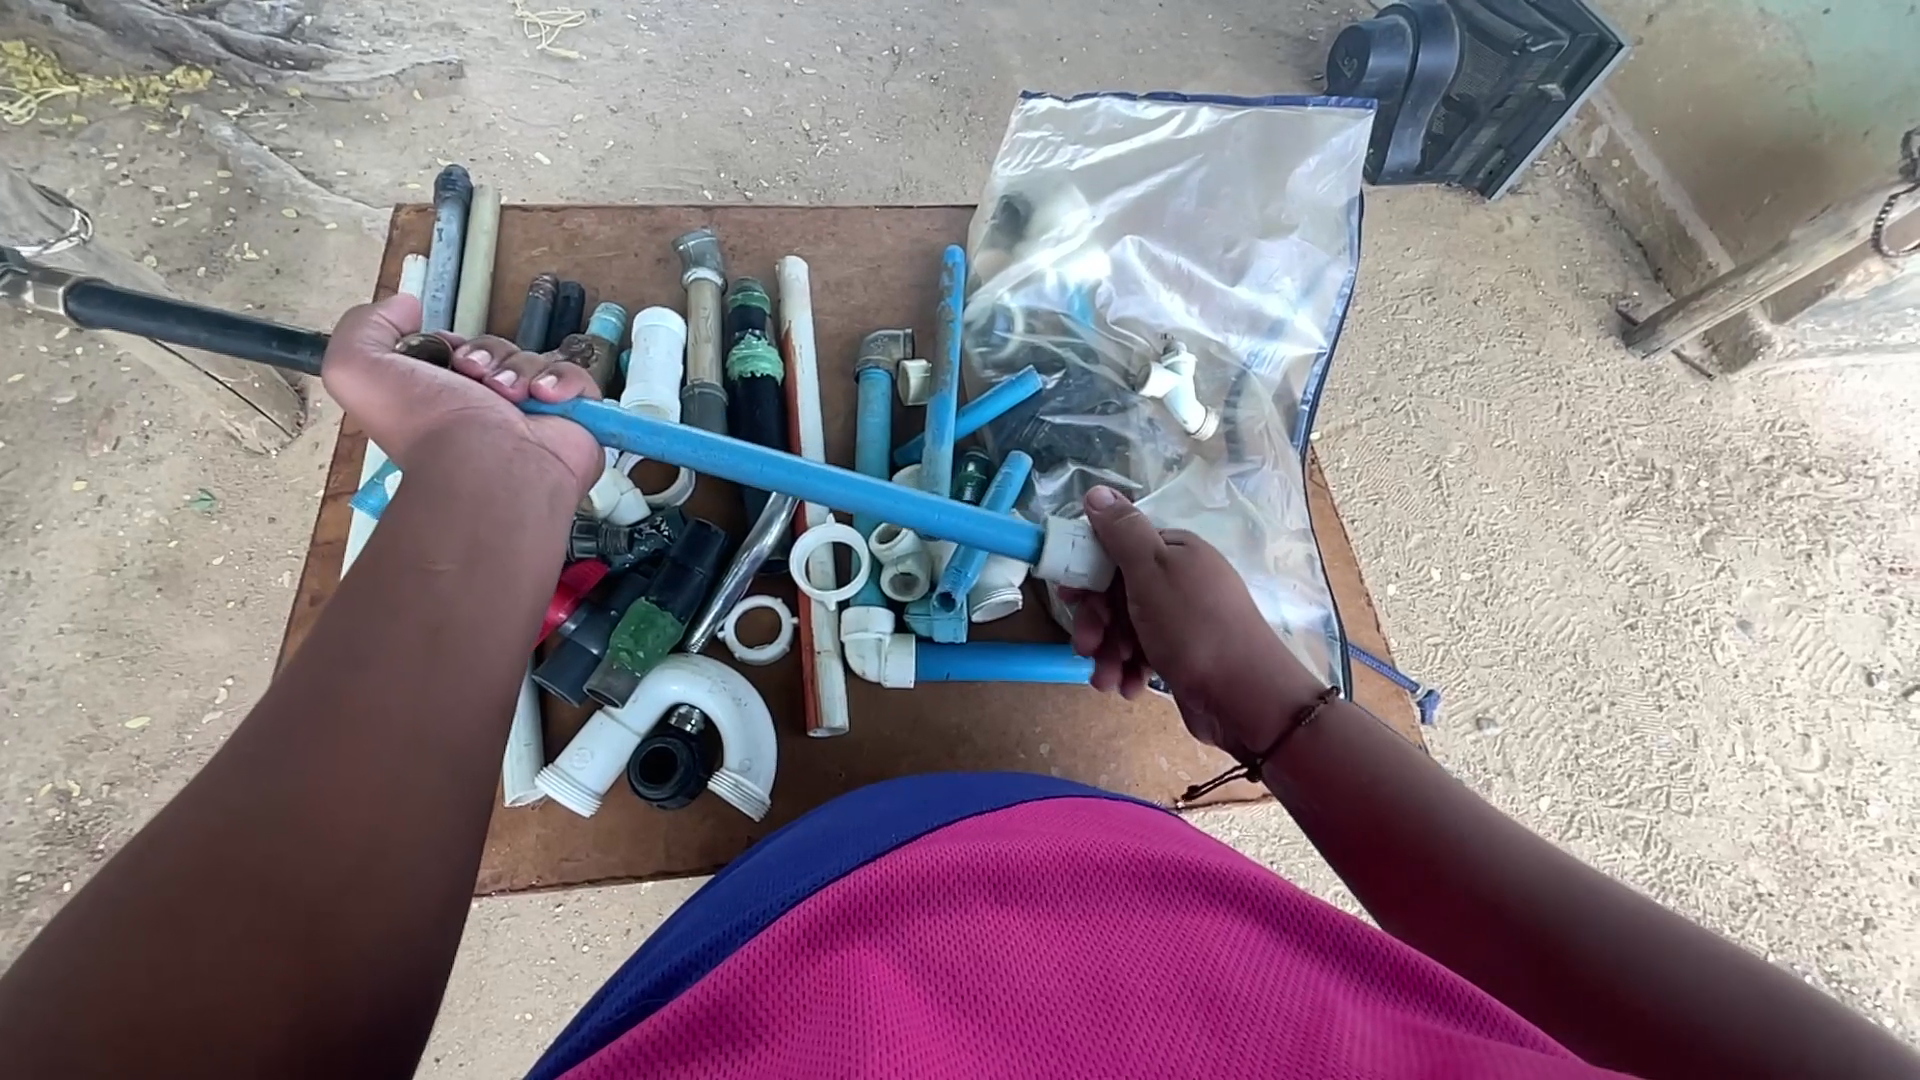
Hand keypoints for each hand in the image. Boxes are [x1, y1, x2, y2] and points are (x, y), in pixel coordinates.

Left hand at [321, 292, 604, 494]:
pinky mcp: (579, 419)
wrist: (488, 463)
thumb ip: (366, 326)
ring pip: (540, 362)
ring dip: (522, 370)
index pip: (465, 351)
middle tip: (479, 379)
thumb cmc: (425, 423)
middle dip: (490, 356)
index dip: (458, 345)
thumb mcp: (356, 369)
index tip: (452, 358)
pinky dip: (564, 381)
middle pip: (504, 351)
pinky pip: (579, 380)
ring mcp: (540, 414)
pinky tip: (545, 398)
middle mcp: (494, 407)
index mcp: (450, 398)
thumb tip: (406, 305)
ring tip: (510, 395)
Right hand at [1064, 486, 1327, 759]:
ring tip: (1107, 677)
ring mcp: (1179, 620)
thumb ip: (1121, 532)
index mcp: (1174, 551)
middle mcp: (1177, 580)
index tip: (1071, 597)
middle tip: (1086, 646)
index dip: (1088, 572)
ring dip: (1107, 654)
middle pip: (1115, 592)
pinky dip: (1128, 670)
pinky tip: (1127, 686)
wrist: (1246, 699)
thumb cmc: (1194, 628)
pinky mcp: (1180, 655)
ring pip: (1123, 628)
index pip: (1117, 548)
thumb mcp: (1152, 571)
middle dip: (1095, 622)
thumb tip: (1097, 490)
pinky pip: (1140, 655)